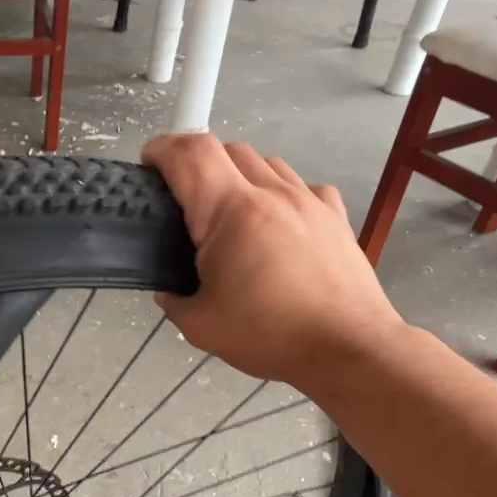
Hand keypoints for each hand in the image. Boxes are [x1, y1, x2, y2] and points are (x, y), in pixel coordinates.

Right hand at [143, 133, 407, 388]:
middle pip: (227, 149)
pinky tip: (276, 224)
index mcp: (231, 212)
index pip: (191, 153)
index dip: (162, 149)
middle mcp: (271, 192)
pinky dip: (280, 193)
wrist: (348, 347)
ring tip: (229, 213)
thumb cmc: (269, 334)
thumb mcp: (200, 326)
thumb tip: (169, 291)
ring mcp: (308, 200)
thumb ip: (174, 301)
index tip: (148, 164)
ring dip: (239, 175)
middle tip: (184, 200)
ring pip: (266, 162)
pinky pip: (301, 186)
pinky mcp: (335, 216)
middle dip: (198, 164)